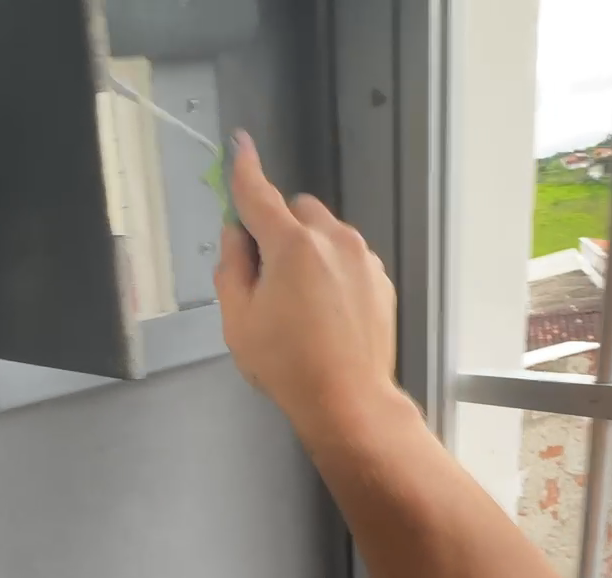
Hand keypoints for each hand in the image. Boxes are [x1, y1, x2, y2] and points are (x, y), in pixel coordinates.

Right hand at [213, 131, 402, 432]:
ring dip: (307, 251)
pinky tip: (326, 314)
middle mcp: (332, 239)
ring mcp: (363, 257)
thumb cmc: (285, 364)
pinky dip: (332, 271)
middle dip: (279, 230)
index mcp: (291, 246)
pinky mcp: (380, 279)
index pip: (259, 196)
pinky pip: (348, 258)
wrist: (347, 399)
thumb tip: (236, 235)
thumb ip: (230, 269)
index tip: (239, 145)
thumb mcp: (237, 322)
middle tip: (267, 277)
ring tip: (300, 304)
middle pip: (298, 210)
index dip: (243, 171)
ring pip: (326, 233)